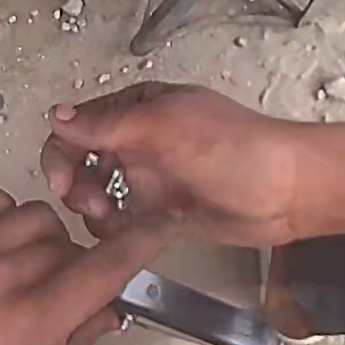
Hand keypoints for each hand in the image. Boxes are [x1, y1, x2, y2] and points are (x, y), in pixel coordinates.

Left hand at [0, 180, 166, 344]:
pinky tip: (3, 234)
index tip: (158, 226)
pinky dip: (0, 206)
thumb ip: (87, 332)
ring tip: (35, 267)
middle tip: (70, 290)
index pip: (104, 266)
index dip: (140, 243)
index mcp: (35, 318)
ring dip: (48, 238)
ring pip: (35, 215)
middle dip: (81, 264)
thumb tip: (114, 302)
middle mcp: (2, 277)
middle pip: (69, 243)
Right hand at [39, 83, 304, 245]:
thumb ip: (106, 124)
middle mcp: (139, 141)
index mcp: (138, 109)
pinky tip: (121, 234)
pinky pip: (120, 220)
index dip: (62, 151)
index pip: (79, 125)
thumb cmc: (235, 150)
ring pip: (97, 192)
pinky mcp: (160, 211)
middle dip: (75, 183)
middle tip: (86, 203)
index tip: (61, 180)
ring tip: (107, 219)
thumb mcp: (163, 128)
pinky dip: (112, 228)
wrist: (286, 193)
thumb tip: (58, 116)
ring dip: (92, 206)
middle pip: (82, 160)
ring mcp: (149, 177)